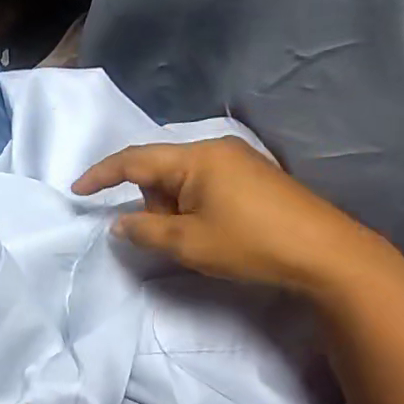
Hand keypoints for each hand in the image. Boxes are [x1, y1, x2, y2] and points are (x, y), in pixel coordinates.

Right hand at [73, 137, 392, 295]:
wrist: (326, 253)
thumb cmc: (250, 244)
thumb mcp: (187, 242)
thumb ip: (145, 230)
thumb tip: (120, 223)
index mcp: (196, 158)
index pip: (134, 160)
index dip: (101, 175)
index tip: (77, 191)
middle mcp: (216, 149)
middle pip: (159, 170)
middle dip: (151, 203)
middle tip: (166, 238)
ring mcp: (238, 161)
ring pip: (182, 181)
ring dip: (174, 209)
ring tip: (197, 240)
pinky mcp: (253, 177)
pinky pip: (205, 186)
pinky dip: (194, 207)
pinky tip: (213, 232)